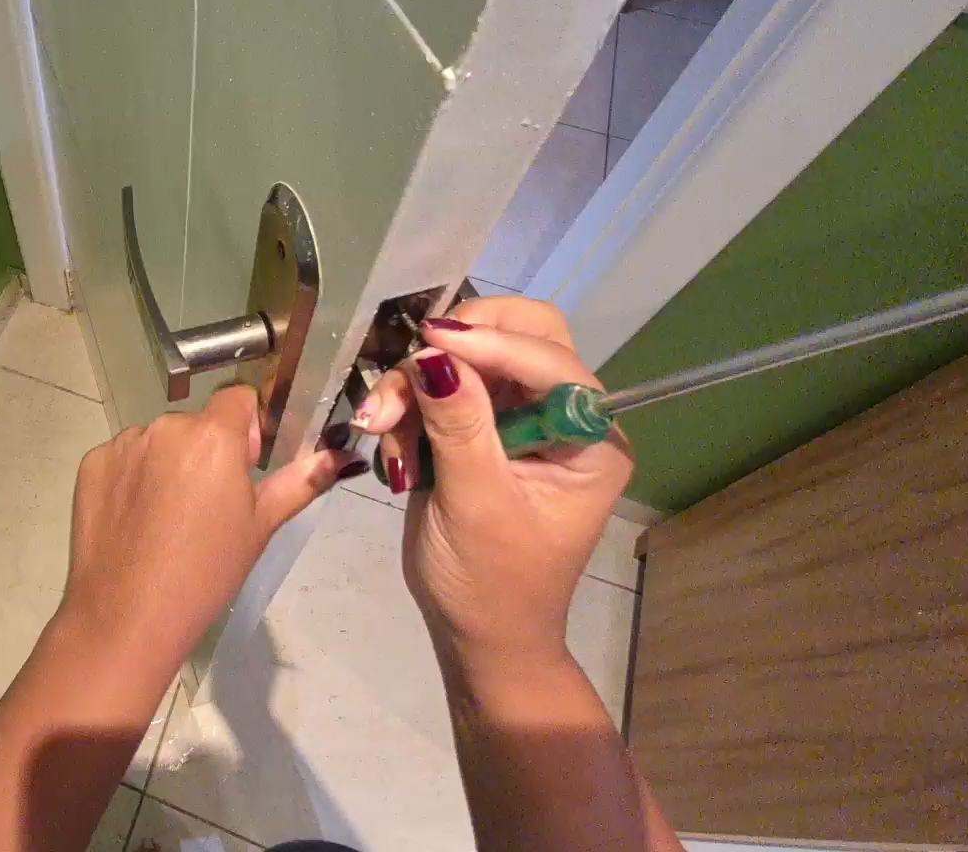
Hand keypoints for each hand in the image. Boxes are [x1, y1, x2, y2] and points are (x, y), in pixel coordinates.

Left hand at [62, 385, 361, 669]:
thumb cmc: (206, 572)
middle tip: (206, 506)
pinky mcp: (92, 463)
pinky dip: (132, 478)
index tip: (243, 470)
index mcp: (213, 435)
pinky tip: (134, 521)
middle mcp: (166, 426)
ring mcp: (124, 443)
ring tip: (166, 520)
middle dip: (206, 451)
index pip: (238, 398)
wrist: (127, 616)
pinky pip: (123, 458)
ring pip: (158, 441)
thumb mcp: (261, 527)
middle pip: (196, 424)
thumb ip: (301, 481)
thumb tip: (341, 454)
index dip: (247, 429)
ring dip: (167, 463)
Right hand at [354, 297, 632, 668]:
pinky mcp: (476, 427)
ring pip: (468, 358)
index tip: (429, 340)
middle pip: (518, 337)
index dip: (492, 344)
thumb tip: (432, 356)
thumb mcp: (475, 505)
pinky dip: (408, 405)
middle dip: (458, 347)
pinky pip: (439, 387)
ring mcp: (516, 418)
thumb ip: (459, 427)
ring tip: (379, 424)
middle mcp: (558, 417)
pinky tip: (391, 443)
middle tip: (411, 365)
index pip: (551, 363)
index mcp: (588, 441)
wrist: (472, 629)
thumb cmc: (490, 582)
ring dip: (416, 384)